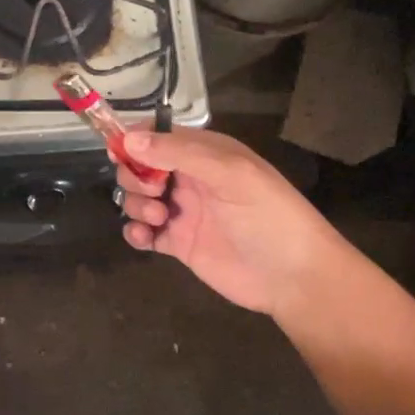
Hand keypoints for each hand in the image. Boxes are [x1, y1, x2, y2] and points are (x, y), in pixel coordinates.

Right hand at [115, 128, 351, 315]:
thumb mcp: (230, 175)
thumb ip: (179, 153)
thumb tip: (127, 140)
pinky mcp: (177, 243)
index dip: (134, 141)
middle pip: (140, 166)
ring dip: (135, 204)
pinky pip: (142, 231)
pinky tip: (145, 239)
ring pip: (136, 198)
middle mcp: (190, 179)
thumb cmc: (269, 217)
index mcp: (206, 154)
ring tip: (156, 218)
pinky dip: (135, 233)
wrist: (295, 279)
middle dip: (134, 176)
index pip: (158, 135)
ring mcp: (183, 211)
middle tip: (152, 191)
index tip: (119, 154)